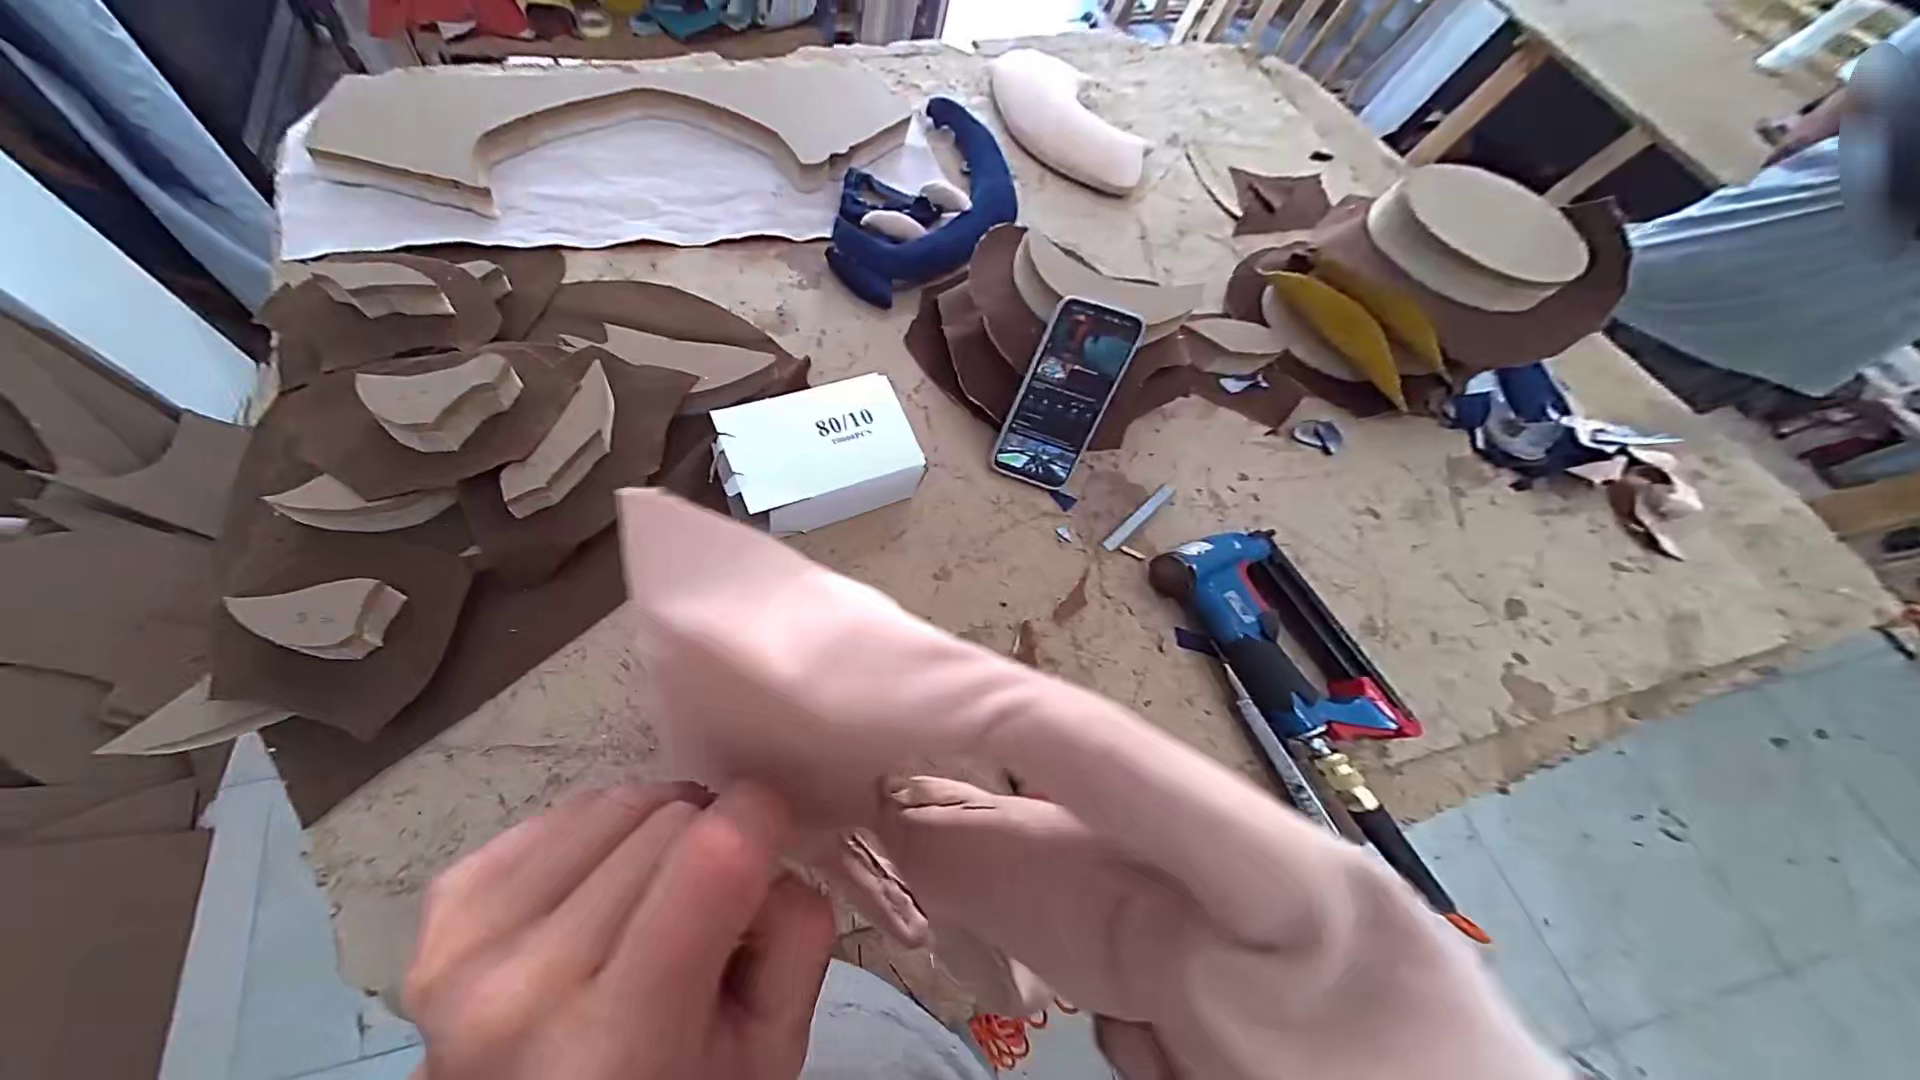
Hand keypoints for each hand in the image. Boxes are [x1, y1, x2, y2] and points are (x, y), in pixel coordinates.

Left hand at [405, 783, 834, 1079]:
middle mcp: (522, 988)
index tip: (773, 843)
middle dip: (715, 833)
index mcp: (616, 1044)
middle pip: (670, 816)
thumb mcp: (772, 1046)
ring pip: (620, 799)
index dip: (762, 820)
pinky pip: (563, 811)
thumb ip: (798, 930)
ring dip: (660, 825)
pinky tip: (606, 885)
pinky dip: (605, 831)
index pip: (714, 855)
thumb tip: (762, 839)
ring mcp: (466, 946)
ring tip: (660, 889)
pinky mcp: (444, 909)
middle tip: (715, 896)